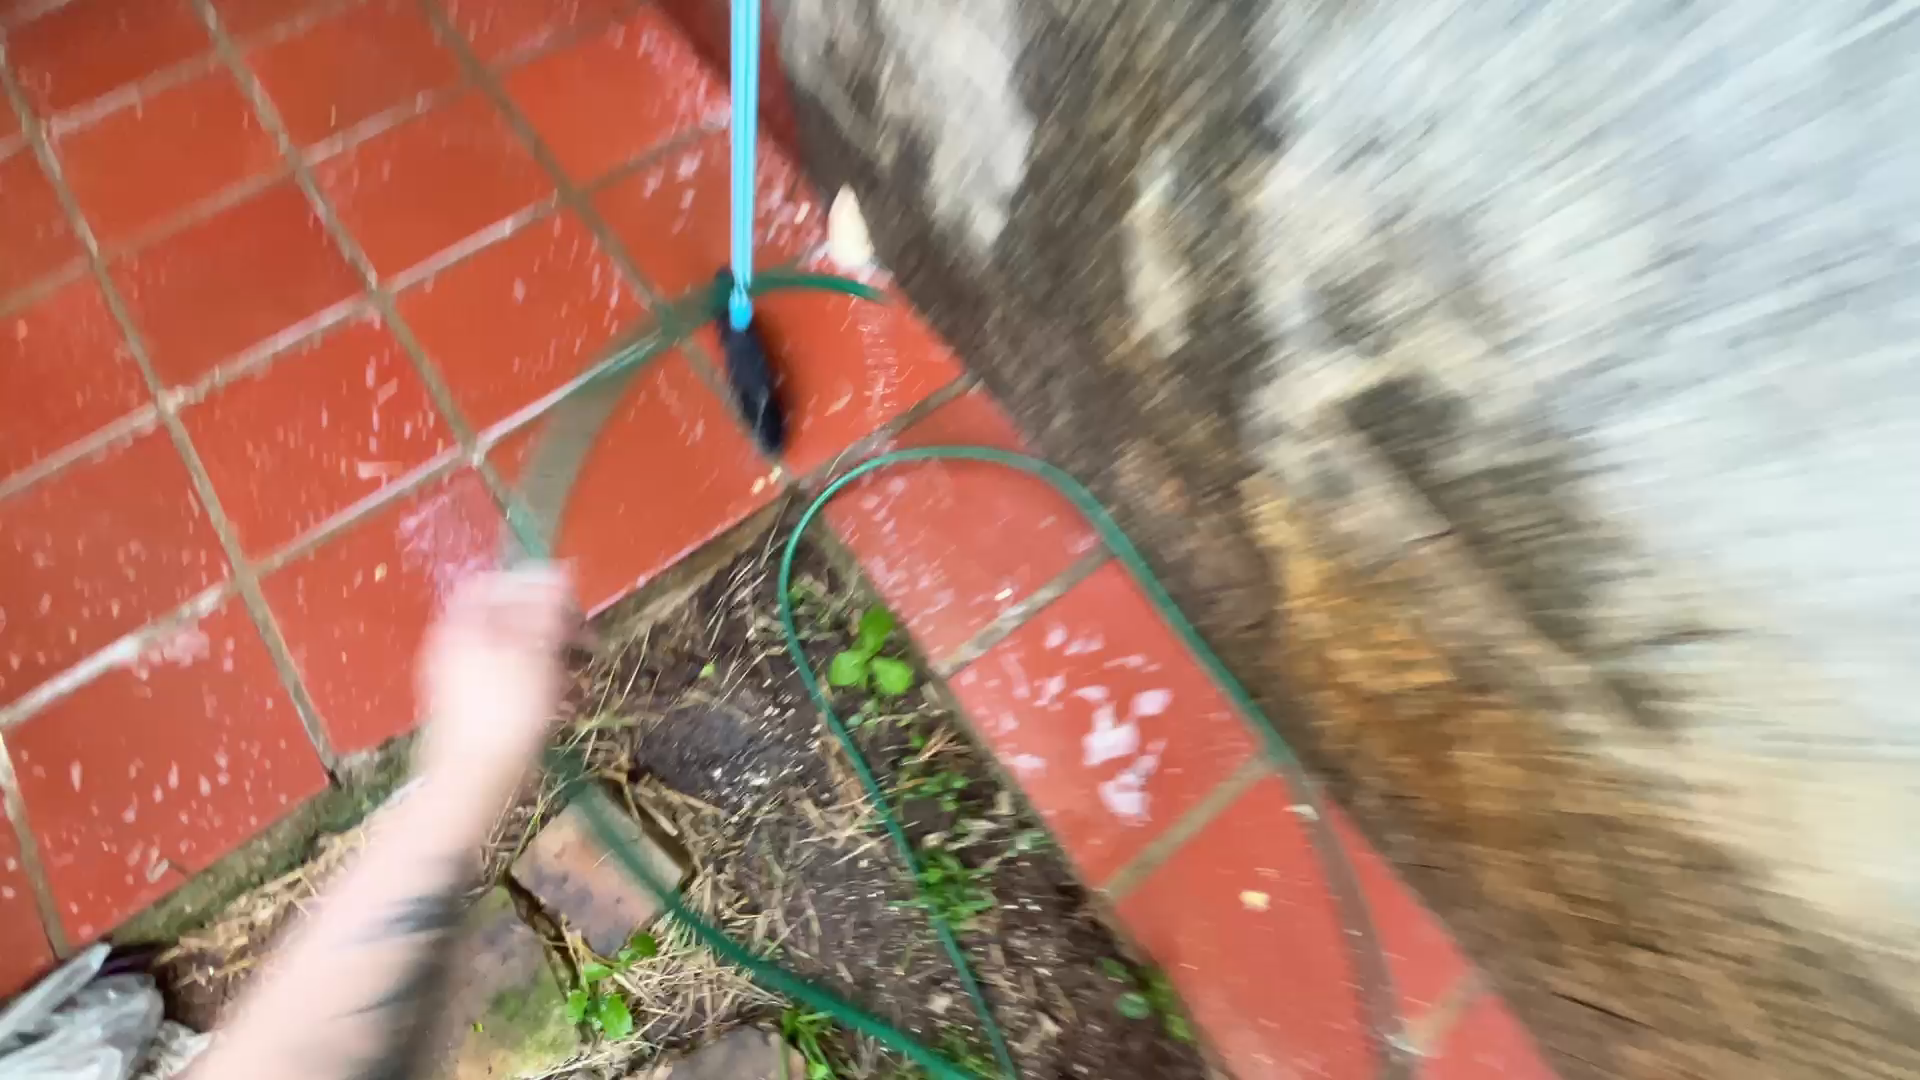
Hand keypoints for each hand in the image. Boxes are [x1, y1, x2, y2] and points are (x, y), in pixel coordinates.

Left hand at [414, 565, 575, 804]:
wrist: (475, 777)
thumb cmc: (507, 710)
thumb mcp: (535, 650)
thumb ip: (547, 608)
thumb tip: (560, 573)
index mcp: (464, 627)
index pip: (493, 584)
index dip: (533, 583)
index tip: (569, 598)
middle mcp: (458, 644)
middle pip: (509, 614)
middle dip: (553, 621)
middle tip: (586, 636)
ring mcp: (465, 674)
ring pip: (517, 645)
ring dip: (555, 651)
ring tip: (582, 669)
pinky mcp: (477, 701)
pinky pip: (514, 673)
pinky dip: (543, 676)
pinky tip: (566, 696)